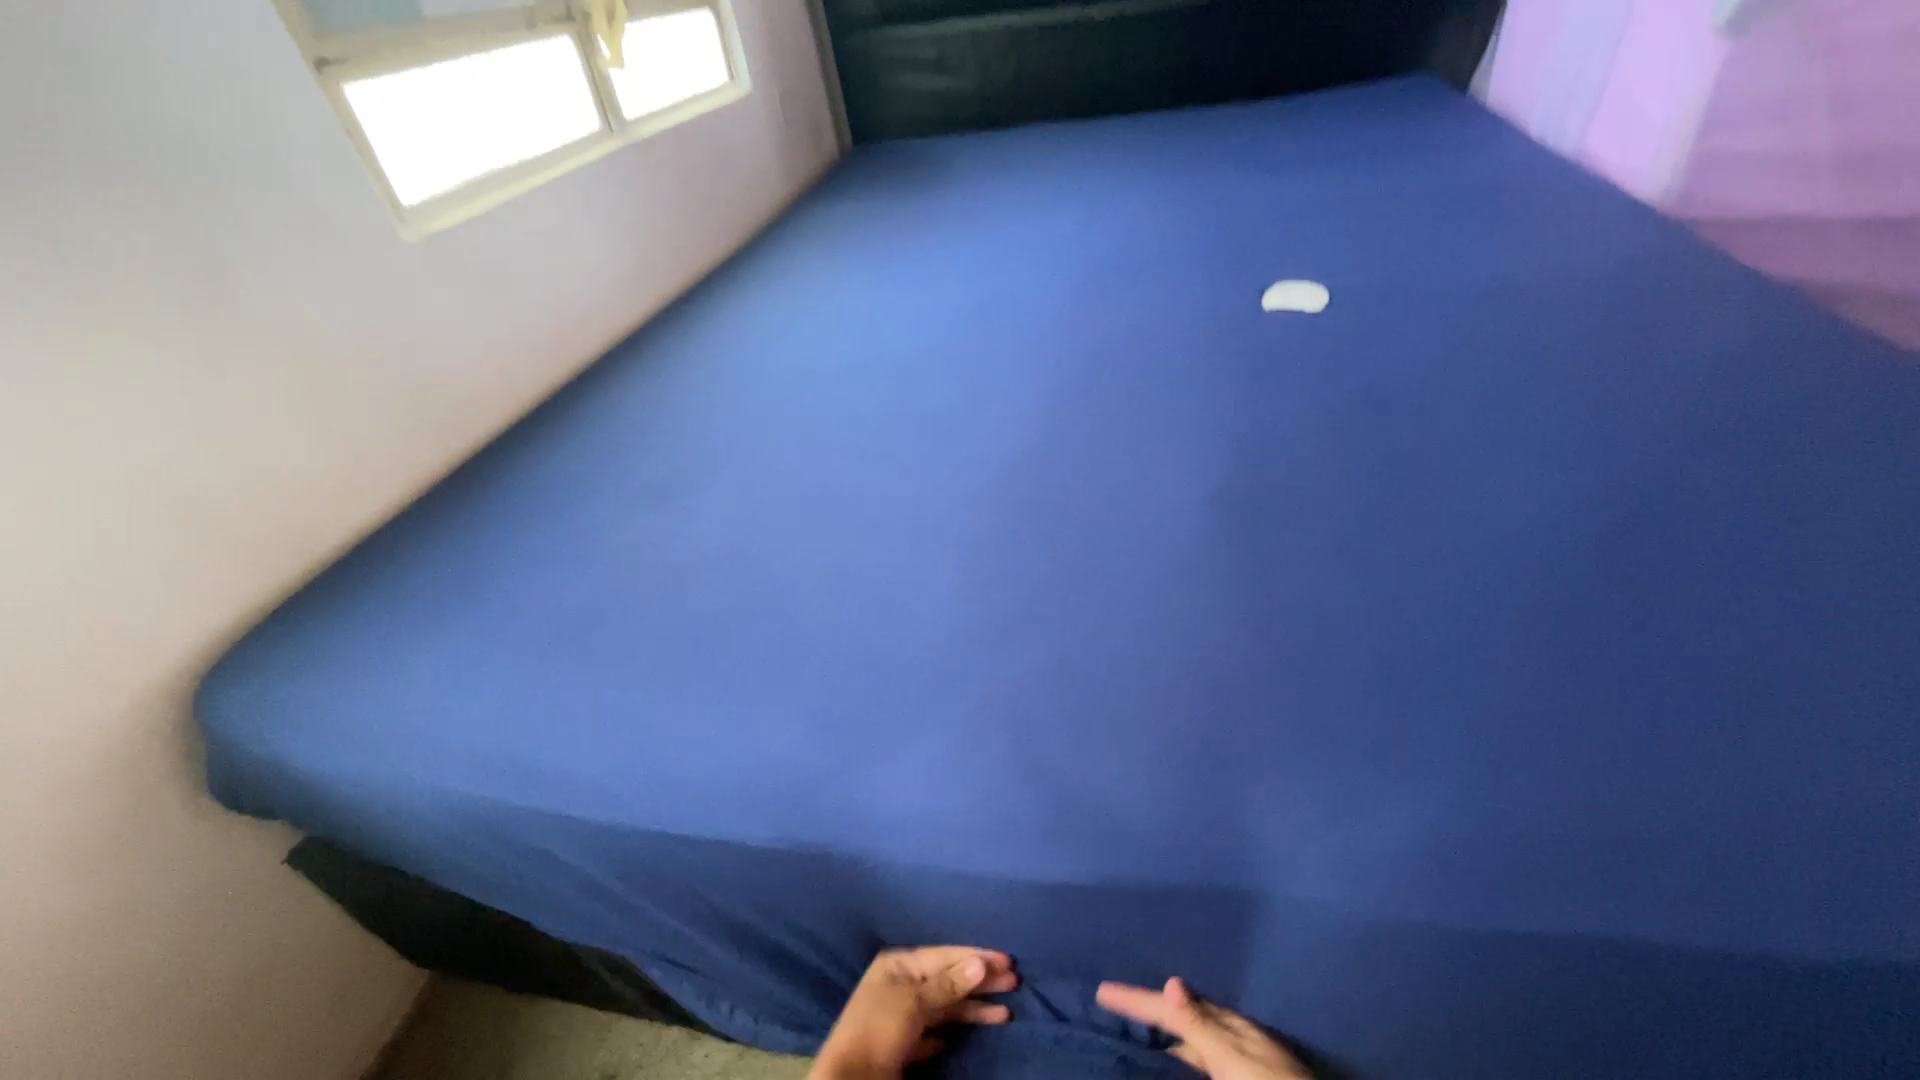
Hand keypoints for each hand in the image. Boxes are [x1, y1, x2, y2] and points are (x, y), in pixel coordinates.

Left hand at [808, 946, 1018, 1078]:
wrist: (850, 1079)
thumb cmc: (879, 1029)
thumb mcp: (915, 1003)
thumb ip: (949, 984)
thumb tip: (980, 963)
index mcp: (898, 965)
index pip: (944, 955)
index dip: (976, 957)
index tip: (1007, 960)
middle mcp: (901, 984)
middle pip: (948, 979)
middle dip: (980, 982)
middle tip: (1014, 982)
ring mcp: (902, 1013)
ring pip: (946, 1006)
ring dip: (974, 1008)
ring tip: (1005, 1013)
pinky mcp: (904, 1042)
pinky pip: (936, 1029)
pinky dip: (953, 1029)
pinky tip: (969, 1031)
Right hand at [1097, 977, 1311, 1079]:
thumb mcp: (1235, 1060)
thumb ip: (1202, 1026)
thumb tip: (1172, 981)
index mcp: (1231, 1030)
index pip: (1174, 1007)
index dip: (1137, 999)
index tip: (1101, 990)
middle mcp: (1236, 1041)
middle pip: (1184, 1022)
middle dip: (1151, 1012)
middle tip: (1116, 1006)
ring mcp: (1243, 1066)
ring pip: (1195, 1047)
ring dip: (1168, 1039)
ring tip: (1138, 1037)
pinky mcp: (1242, 1077)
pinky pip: (1203, 1066)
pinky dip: (1185, 1060)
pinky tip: (1178, 1065)